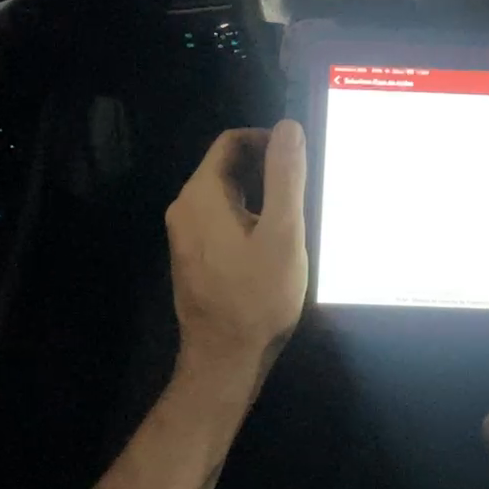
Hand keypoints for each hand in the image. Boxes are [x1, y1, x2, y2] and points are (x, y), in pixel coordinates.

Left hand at [164, 121, 308, 373]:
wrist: (224, 362)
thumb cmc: (257, 296)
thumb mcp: (282, 232)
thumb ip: (285, 176)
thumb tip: (288, 126)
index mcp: (201, 195)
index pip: (230, 142)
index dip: (266, 139)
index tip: (298, 156)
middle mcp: (186, 208)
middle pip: (226, 165)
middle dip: (265, 166)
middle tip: (303, 186)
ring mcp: (186, 234)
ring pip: (225, 192)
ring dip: (259, 192)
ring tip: (294, 212)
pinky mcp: (194, 255)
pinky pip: (221, 216)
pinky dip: (248, 214)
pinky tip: (273, 239)